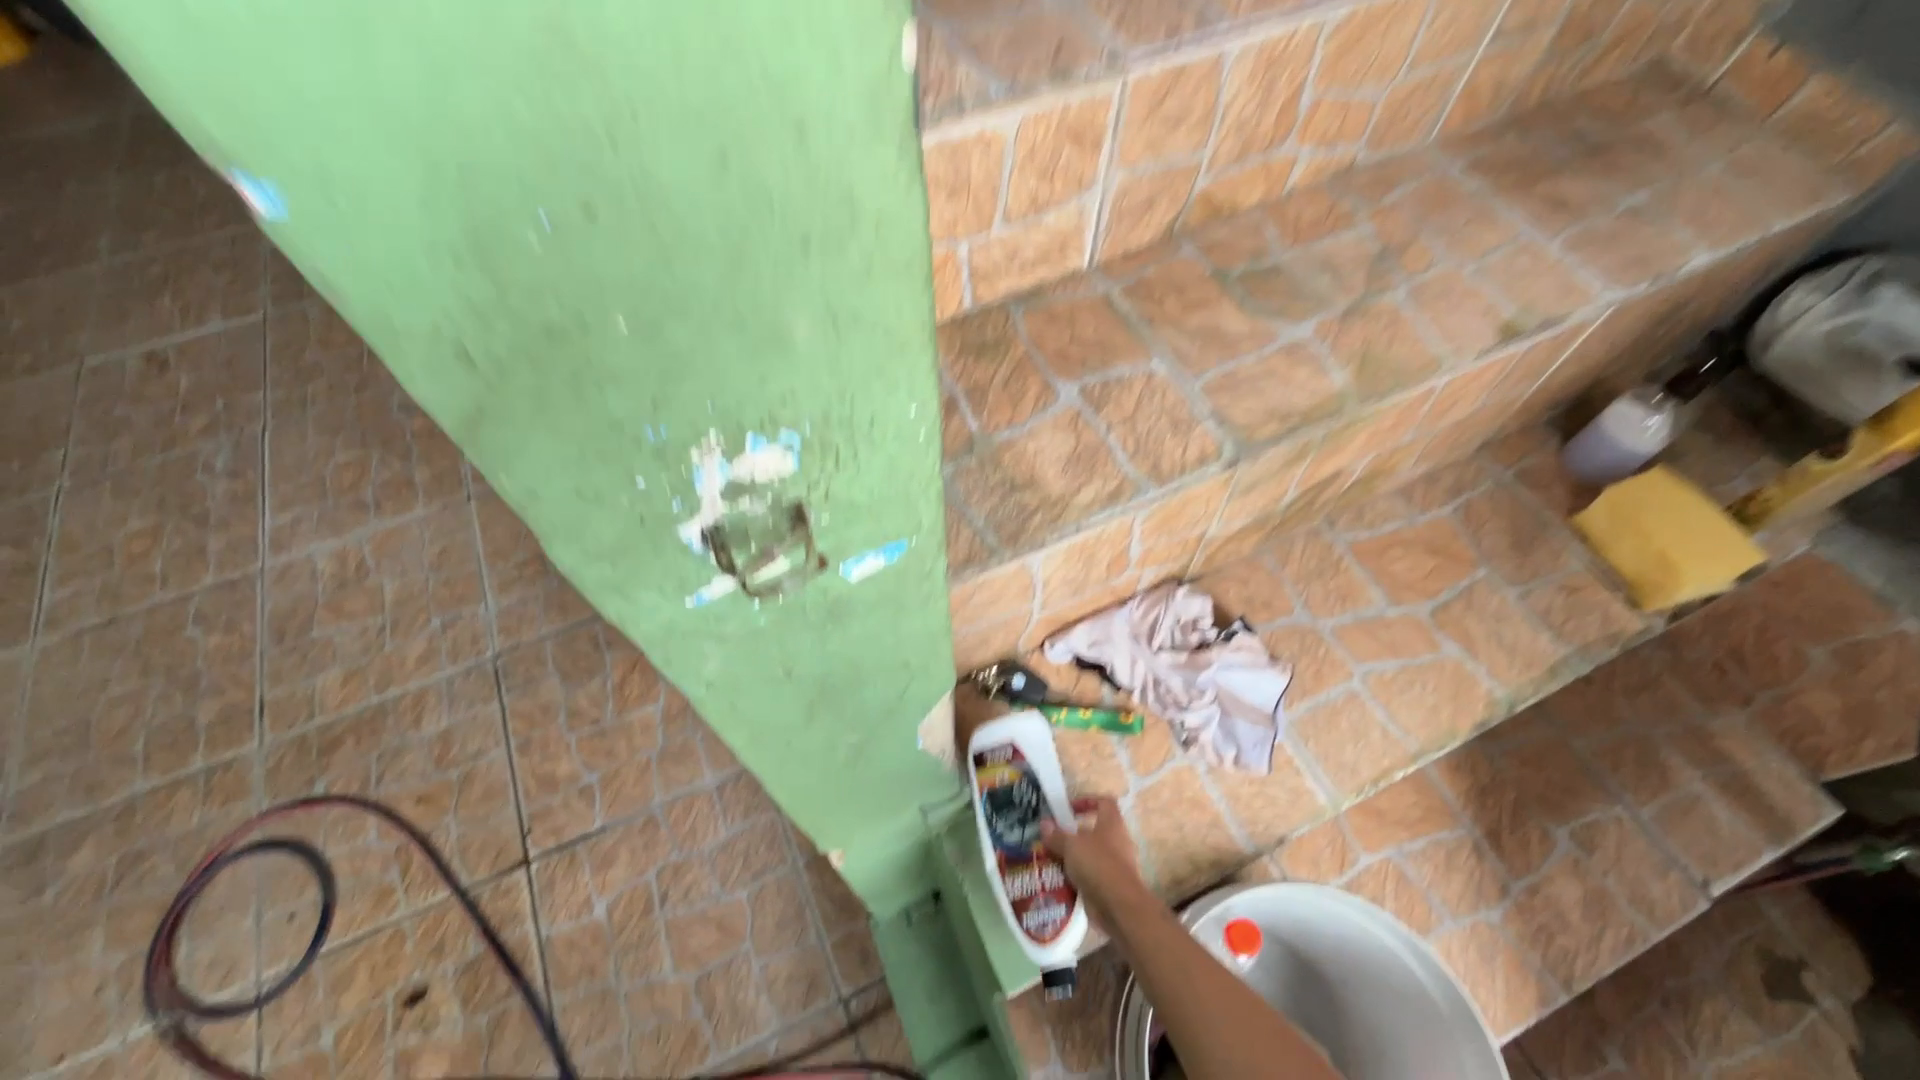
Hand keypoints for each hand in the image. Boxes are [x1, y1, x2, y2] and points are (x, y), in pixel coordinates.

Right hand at [1040, 796, 1149, 931]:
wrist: (1118, 905)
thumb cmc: (1097, 864)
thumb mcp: (1071, 845)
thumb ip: (1057, 835)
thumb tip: (1045, 824)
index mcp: (1112, 824)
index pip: (1105, 803)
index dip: (1087, 801)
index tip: (1068, 809)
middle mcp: (1116, 841)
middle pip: (1093, 831)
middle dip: (1072, 835)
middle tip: (1052, 839)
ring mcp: (1114, 864)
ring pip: (1089, 855)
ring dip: (1071, 857)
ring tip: (1049, 859)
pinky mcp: (1108, 885)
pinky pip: (1089, 875)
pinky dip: (1075, 877)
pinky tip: (1057, 879)